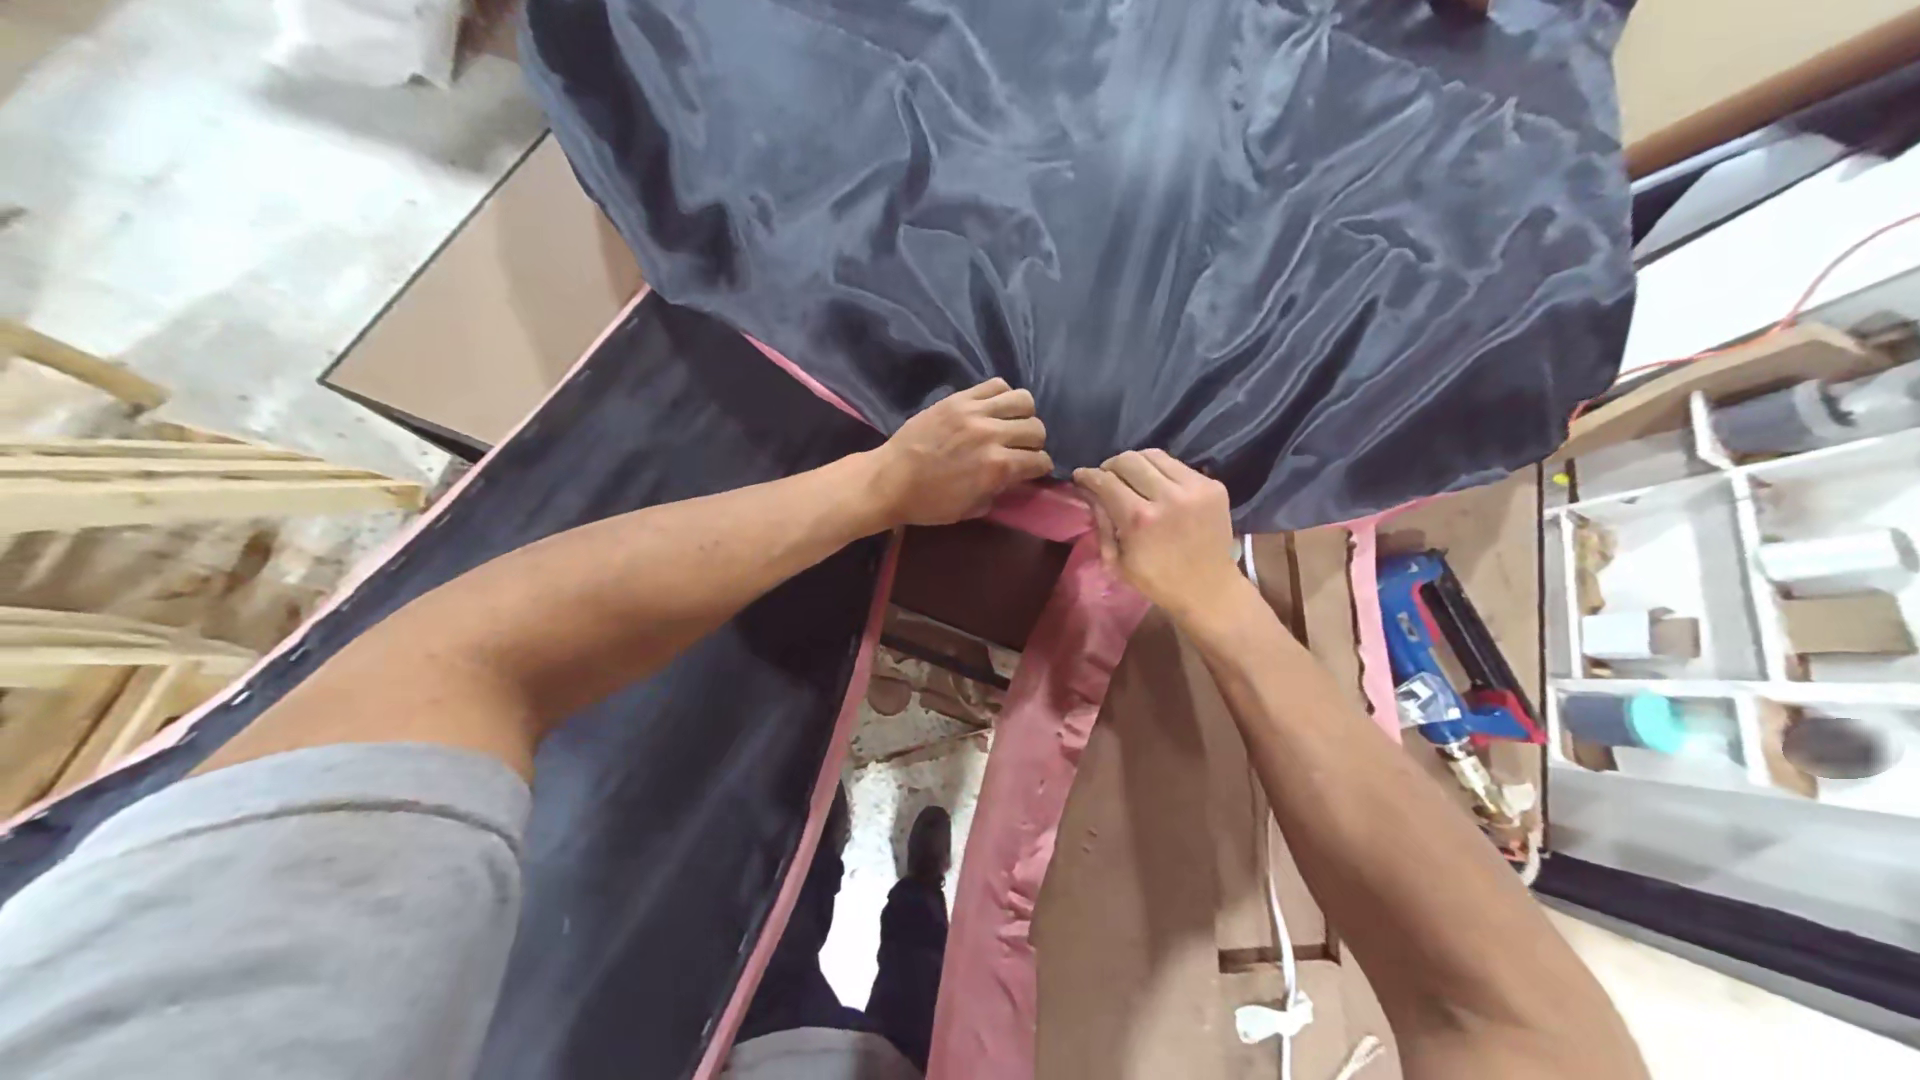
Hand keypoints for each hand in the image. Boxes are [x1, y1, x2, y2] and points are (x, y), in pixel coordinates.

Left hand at [863, 378, 1052, 526]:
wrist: (889, 480)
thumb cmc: (927, 503)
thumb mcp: (970, 509)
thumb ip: (998, 491)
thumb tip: (1012, 479)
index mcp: (998, 467)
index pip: (1040, 460)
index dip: (1040, 468)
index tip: (1033, 470)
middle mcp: (992, 435)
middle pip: (1036, 429)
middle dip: (1034, 443)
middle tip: (1020, 449)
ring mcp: (975, 412)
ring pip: (1023, 400)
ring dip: (1023, 415)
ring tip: (1011, 424)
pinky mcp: (958, 398)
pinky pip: (995, 385)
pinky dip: (1002, 395)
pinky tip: (993, 409)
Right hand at [1072, 449, 1245, 619]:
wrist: (1208, 588)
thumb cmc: (1157, 581)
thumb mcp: (1116, 561)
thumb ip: (1101, 523)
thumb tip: (1091, 493)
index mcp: (1139, 519)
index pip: (1105, 480)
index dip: (1088, 475)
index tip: (1081, 476)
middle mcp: (1167, 496)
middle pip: (1128, 460)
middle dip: (1110, 466)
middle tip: (1107, 477)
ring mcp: (1194, 487)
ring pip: (1153, 455)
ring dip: (1136, 463)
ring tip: (1132, 477)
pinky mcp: (1213, 485)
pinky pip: (1178, 465)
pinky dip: (1161, 472)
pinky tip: (1159, 486)